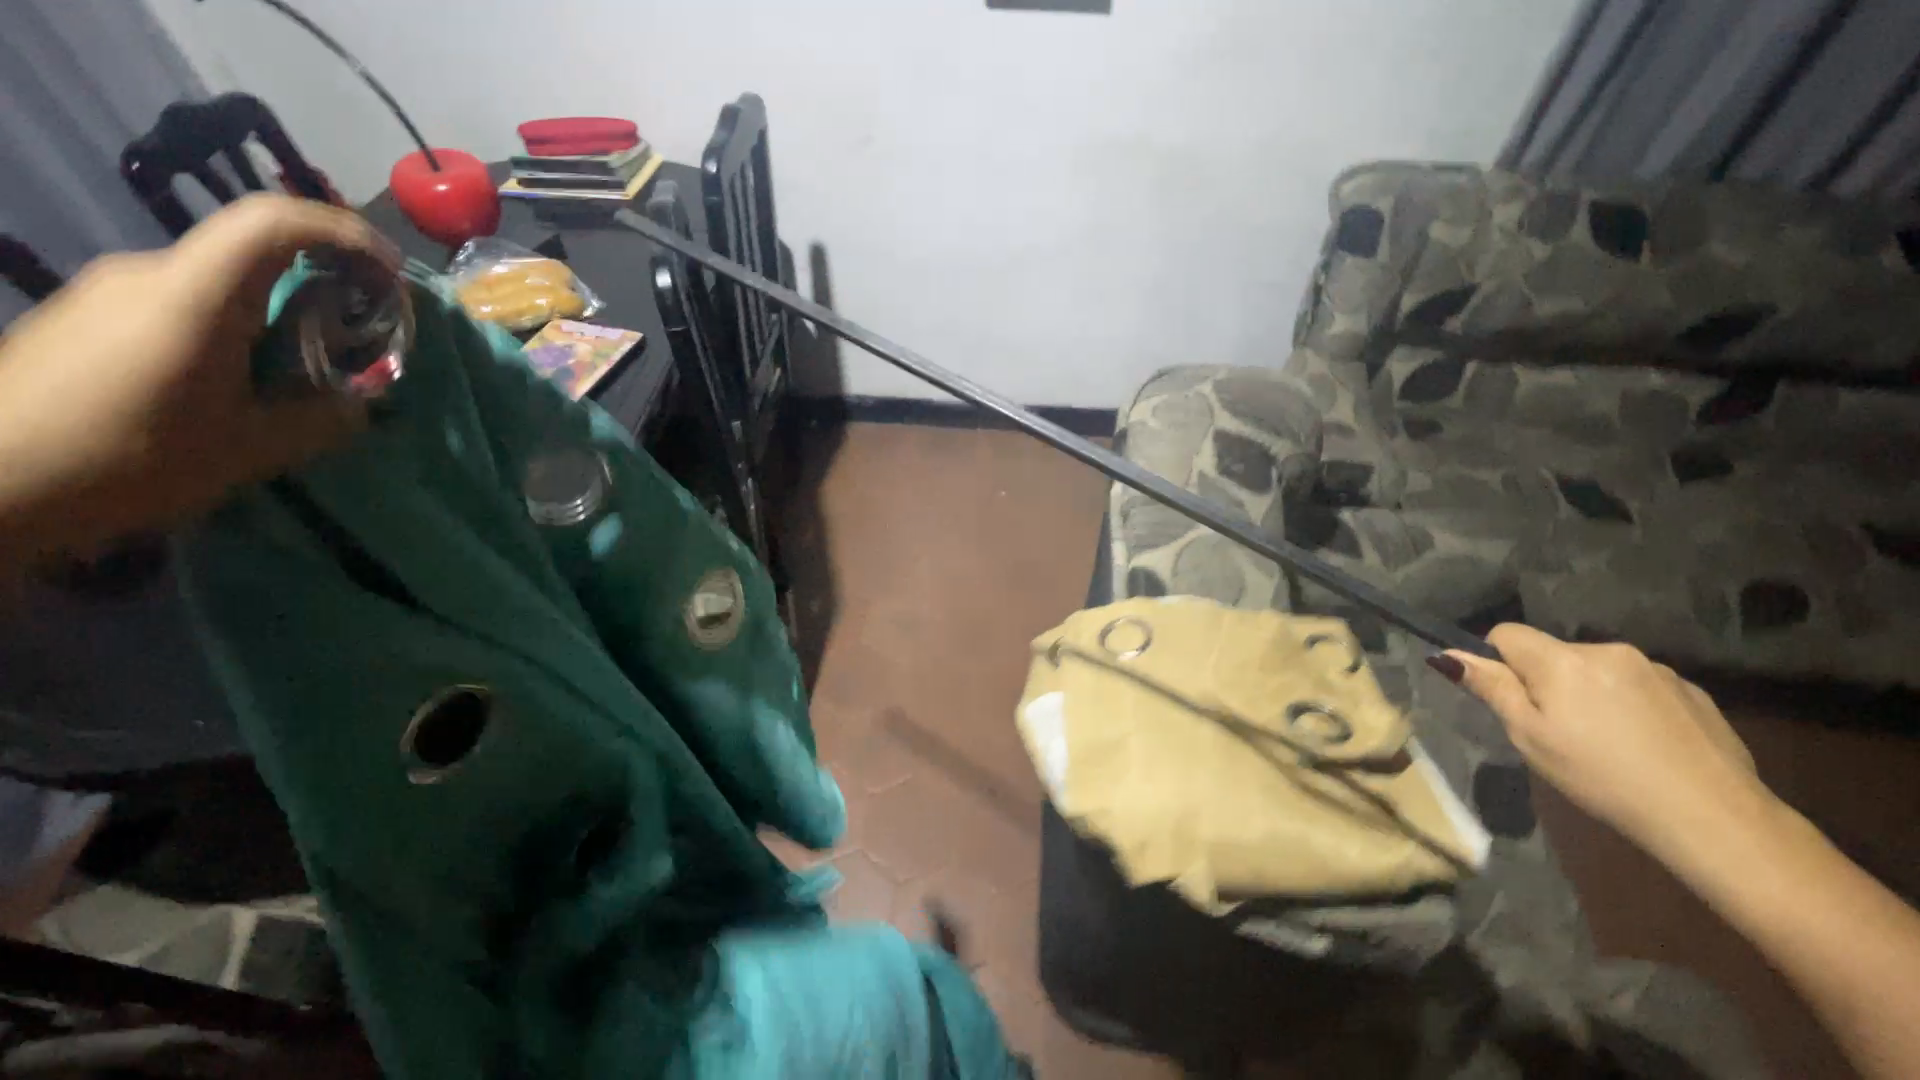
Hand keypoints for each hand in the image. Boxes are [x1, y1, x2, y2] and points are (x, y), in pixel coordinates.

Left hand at [0, 195, 399, 560]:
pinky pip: (179, 308)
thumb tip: (361, 403)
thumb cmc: (120, 461)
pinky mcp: (83, 317)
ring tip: (291, 382)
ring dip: (270, 320)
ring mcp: (108, 292)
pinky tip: (226, 392)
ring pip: (217, 288)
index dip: (343, 232)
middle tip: (352, 346)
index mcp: (194, 295)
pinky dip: (227, 334)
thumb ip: (321, 421)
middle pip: (252, 257)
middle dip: (317, 291)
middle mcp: (148, 273)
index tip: (388, 272)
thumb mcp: (247, 454)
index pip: (273, 221)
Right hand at [1436, 624, 1769, 857]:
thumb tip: (1449, 655)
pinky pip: (1640, 687)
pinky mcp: (1692, 690)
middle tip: (1558, 734)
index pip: (1507, 634)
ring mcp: (1656, 668)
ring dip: (1590, 693)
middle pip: (1554, 654)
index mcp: (1561, 660)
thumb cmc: (1601, 777)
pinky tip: (1644, 746)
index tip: (1510, 700)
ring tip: (1606, 744)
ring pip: (1598, 671)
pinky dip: (1630, 707)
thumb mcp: (1530, 738)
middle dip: (1546, 682)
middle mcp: (1607, 649)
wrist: (1710, 814)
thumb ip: (1493, 690)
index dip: (1496, 661)